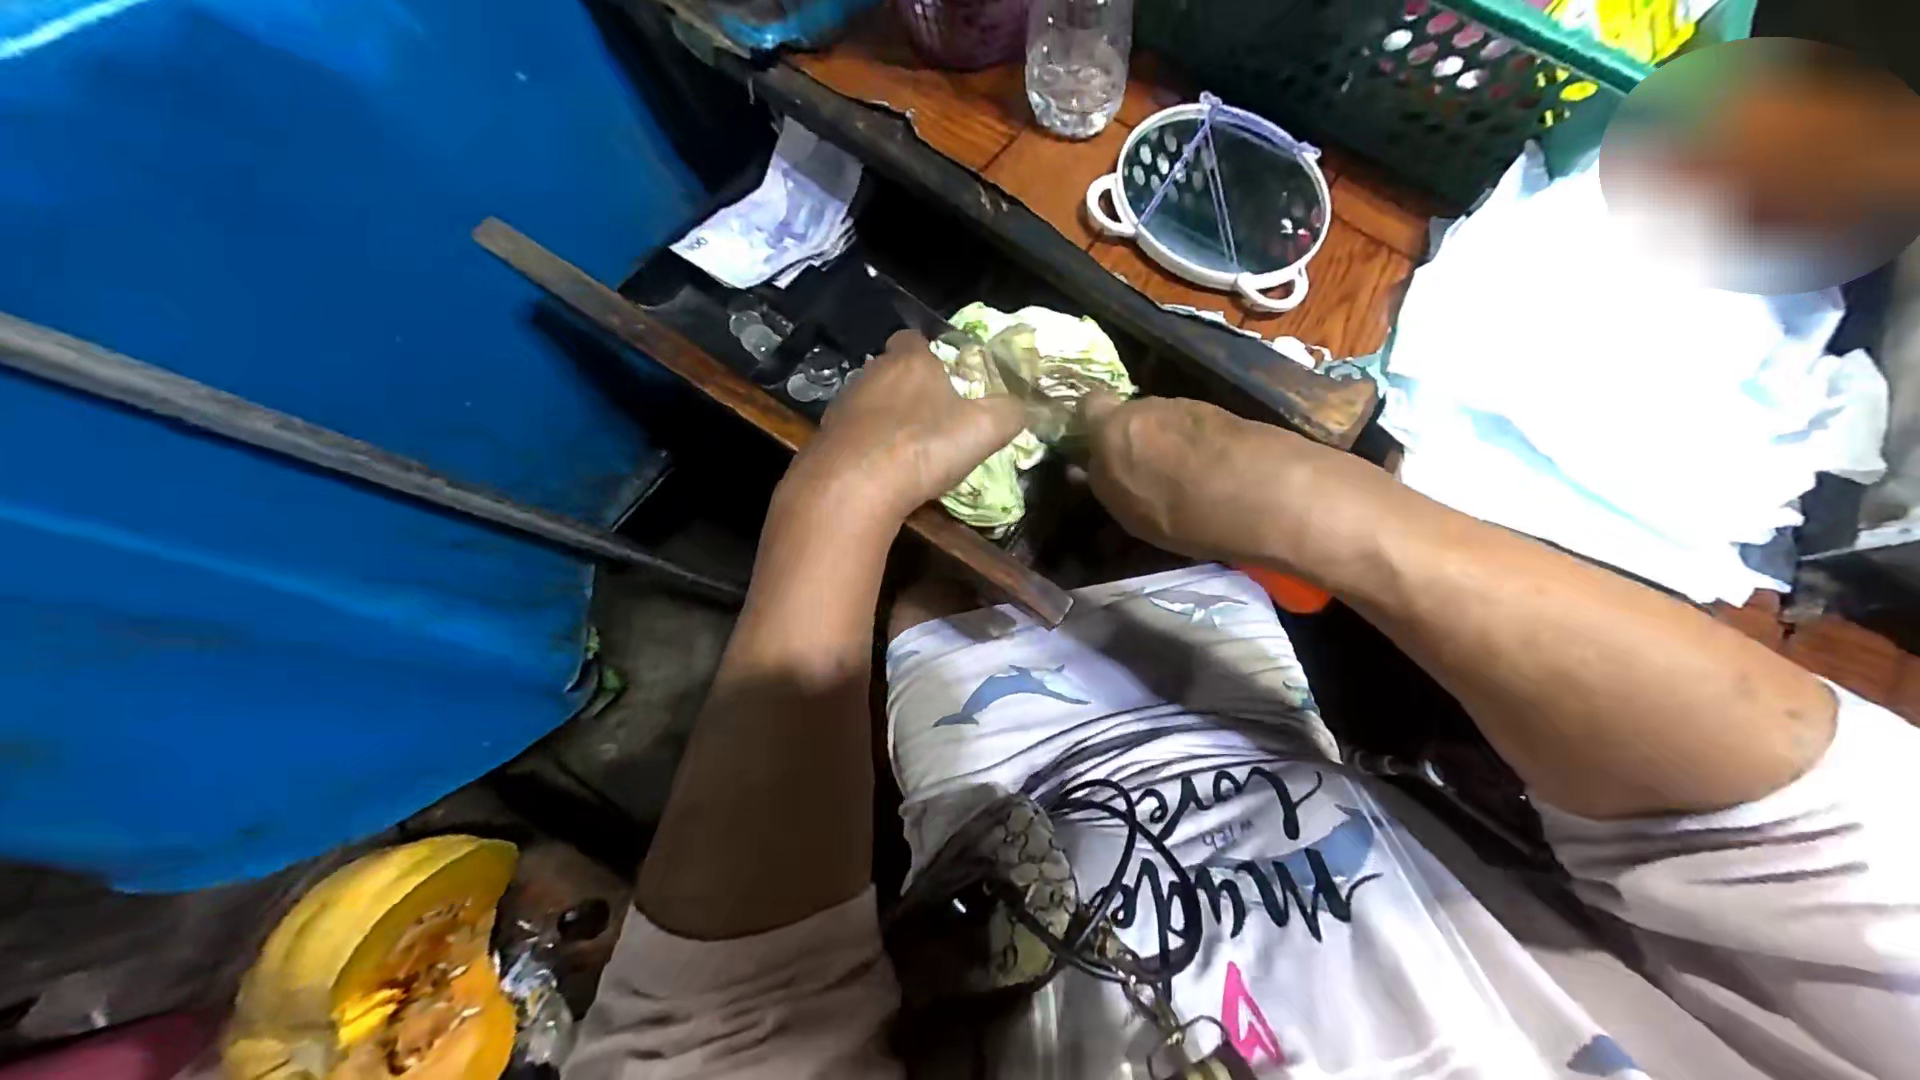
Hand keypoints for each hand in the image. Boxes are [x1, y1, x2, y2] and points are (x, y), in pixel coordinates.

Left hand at [781, 331, 1026, 525]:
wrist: (852, 488)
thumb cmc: (922, 447)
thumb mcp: (984, 430)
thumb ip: (1009, 413)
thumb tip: (1023, 407)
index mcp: (909, 361)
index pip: (914, 339)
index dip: (930, 354)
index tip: (945, 377)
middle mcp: (870, 374)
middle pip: (890, 371)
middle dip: (908, 388)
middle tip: (932, 418)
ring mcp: (841, 407)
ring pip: (868, 403)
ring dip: (885, 420)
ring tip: (907, 450)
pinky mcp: (824, 440)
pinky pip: (852, 437)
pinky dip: (866, 448)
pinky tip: (880, 472)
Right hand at [1081, 393, 1365, 576]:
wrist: (1264, 493)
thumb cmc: (1181, 513)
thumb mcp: (1129, 512)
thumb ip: (1107, 482)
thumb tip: (1097, 468)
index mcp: (1108, 428)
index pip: (1087, 408)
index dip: (1092, 428)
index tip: (1099, 455)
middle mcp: (1143, 406)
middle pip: (1128, 416)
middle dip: (1132, 438)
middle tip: (1142, 473)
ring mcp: (1185, 405)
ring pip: (1162, 422)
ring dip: (1165, 443)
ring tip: (1182, 479)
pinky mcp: (1221, 410)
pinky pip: (1194, 428)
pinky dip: (1196, 445)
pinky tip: (1210, 473)